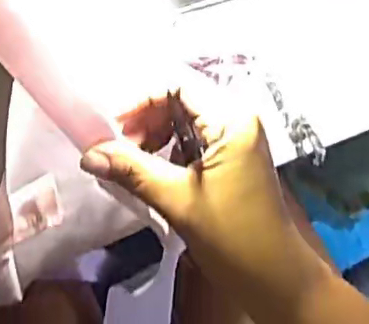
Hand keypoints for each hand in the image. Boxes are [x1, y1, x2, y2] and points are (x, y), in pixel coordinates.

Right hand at [80, 80, 368, 323]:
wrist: (279, 282)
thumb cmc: (234, 239)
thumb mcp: (179, 203)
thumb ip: (134, 172)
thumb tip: (90, 154)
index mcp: (231, 119)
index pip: (179, 86)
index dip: (143, 100)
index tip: (115, 127)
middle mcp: (238, 117)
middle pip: (183, 98)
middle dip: (148, 118)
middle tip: (120, 147)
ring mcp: (238, 135)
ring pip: (188, 117)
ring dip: (157, 133)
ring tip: (133, 160)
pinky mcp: (235, 153)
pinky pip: (197, 135)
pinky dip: (172, 146)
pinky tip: (155, 169)